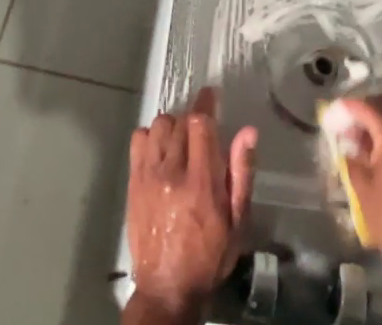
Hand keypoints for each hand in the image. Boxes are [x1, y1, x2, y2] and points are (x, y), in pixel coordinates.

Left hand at [125, 87, 257, 320]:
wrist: (167, 286)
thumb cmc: (210, 255)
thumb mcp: (237, 220)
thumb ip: (241, 173)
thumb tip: (248, 132)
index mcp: (201, 182)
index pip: (200, 124)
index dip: (206, 104)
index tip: (211, 95)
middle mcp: (172, 172)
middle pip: (178, 121)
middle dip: (192, 118)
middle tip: (203, 128)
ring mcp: (148, 176)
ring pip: (157, 126)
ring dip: (172, 126)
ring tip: (182, 140)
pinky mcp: (133, 182)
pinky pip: (137, 140)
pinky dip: (150, 136)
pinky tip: (160, 149)